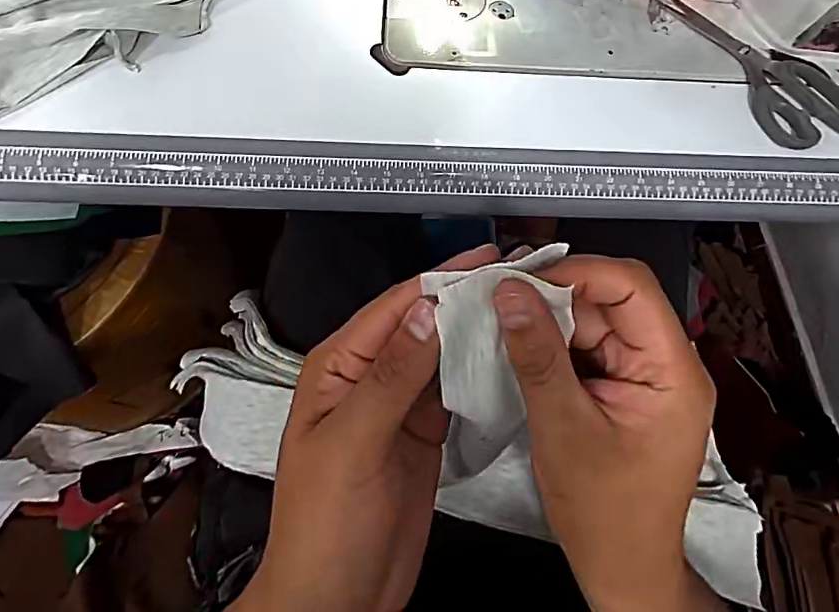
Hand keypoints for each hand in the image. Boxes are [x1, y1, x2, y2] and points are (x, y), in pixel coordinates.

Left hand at [236, 245, 499, 611]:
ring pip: (440, 349)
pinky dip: (476, 367)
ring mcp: (399, 401)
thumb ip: (391, 376)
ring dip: (472, 328)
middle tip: (510, 275)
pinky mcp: (423, 428)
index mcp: (340, 364)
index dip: (439, 279)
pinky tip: (502, 355)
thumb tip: (426, 311)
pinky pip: (452, 385)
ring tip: (515, 305)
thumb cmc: (324, 526)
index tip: (482, 260)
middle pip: (421, 321)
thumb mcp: (353, 444)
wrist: (337, 602)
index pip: (395, 306)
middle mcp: (369, 373)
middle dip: (462, 296)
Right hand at [494, 256, 724, 611]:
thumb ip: (538, 356)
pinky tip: (522, 341)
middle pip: (612, 296)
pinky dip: (552, 336)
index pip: (632, 287)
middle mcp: (666, 362)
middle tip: (507, 296)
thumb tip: (511, 293)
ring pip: (593, 314)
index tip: (527, 278)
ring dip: (550, 313)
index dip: (580, 272)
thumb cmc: (606, 516)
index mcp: (673, 371)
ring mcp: (644, 371)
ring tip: (507, 318)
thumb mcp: (564, 430)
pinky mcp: (622, 381)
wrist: (624, 573)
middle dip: (557, 292)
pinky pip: (585, 339)